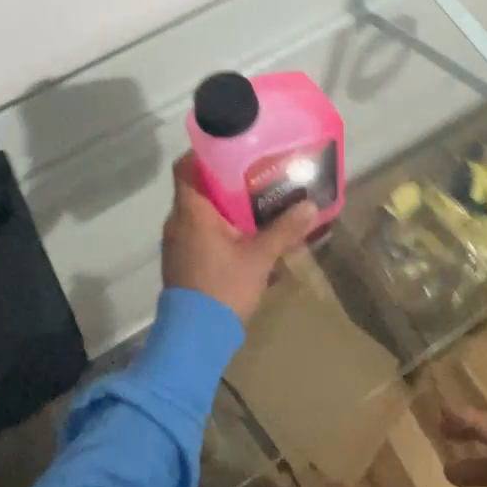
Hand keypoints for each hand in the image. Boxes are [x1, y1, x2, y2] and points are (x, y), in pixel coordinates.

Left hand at [161, 154, 317, 323]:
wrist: (193, 338)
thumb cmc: (223, 288)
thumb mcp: (259, 258)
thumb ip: (284, 230)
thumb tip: (311, 206)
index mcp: (191, 211)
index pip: (185, 167)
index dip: (203, 153)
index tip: (230, 148)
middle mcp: (177, 221)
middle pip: (196, 188)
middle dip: (223, 180)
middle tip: (253, 175)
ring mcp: (176, 243)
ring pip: (198, 212)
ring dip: (222, 207)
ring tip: (253, 205)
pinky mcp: (180, 262)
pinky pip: (197, 232)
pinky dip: (216, 228)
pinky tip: (242, 237)